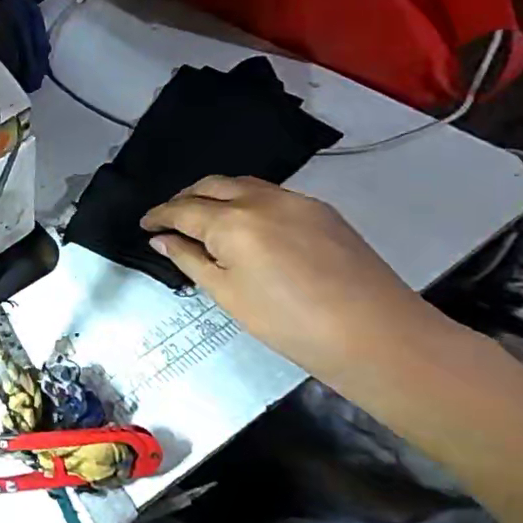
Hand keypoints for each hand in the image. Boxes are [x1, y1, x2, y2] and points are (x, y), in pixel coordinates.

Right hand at [140, 176, 457, 379]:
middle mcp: (262, 201)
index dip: (158, 216)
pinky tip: (245, 225)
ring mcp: (297, 202)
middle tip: (170, 220)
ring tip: (204, 219)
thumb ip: (190, 260)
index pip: (182, 209)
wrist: (378, 337)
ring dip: (216, 195)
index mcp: (232, 222)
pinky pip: (271, 194)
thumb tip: (163, 240)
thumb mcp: (226, 295)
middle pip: (211, 186)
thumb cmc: (289, 323)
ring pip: (243, 185)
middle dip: (184, 198)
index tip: (144, 226)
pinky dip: (246, 201)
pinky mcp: (322, 211)